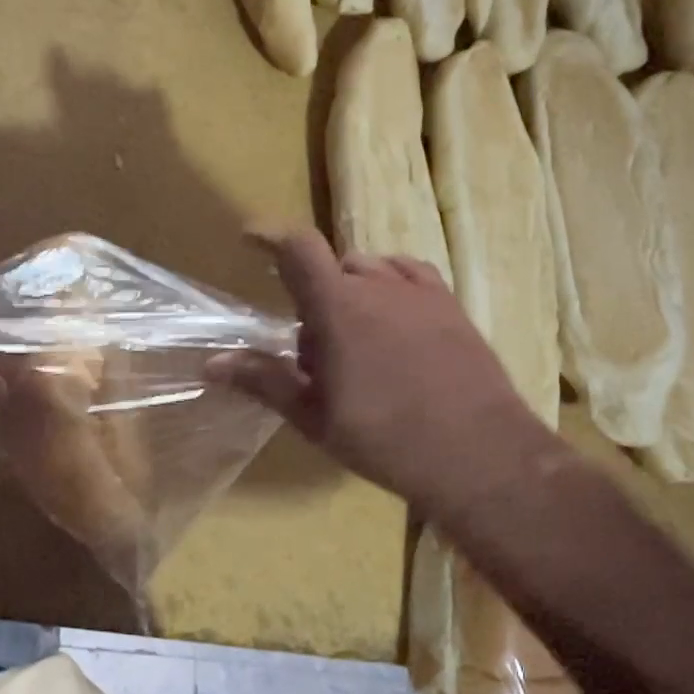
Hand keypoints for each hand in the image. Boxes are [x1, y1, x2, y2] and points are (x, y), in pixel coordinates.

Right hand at [209, 229, 557, 508]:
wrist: (482, 456)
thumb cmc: (385, 439)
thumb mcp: (314, 416)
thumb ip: (264, 380)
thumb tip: (212, 363)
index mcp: (339, 308)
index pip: (299, 248)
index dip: (270, 236)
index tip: (249, 238)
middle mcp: (379, 286)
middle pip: (332, 267)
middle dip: (312, 296)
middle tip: (312, 352)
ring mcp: (422, 294)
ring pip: (371, 270)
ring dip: (350, 292)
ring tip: (353, 342)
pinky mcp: (453, 308)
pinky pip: (410, 276)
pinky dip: (388, 287)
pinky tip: (390, 324)